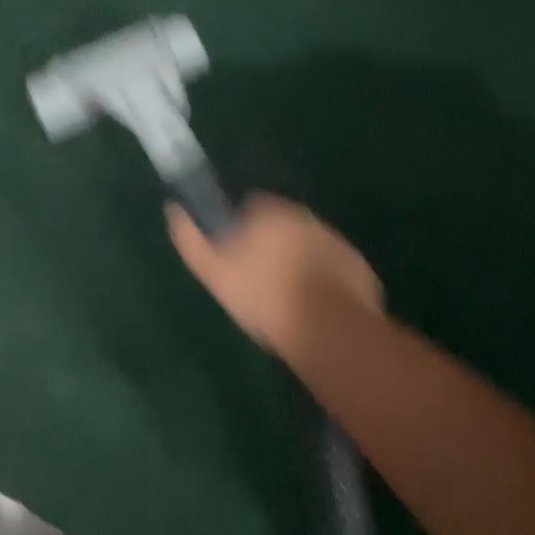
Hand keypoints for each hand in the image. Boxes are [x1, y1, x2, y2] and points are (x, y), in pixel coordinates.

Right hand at [167, 193, 383, 357]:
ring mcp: (336, 241)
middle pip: (283, 223)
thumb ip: (191, 240)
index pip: (252, 205)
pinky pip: (335, 267)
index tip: (239, 254)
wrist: (327, 330)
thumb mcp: (214, 273)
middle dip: (274, 243)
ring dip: (301, 261)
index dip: (243, 228)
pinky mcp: (359, 268)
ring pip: (310, 245)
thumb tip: (175, 210)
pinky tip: (317, 307)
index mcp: (269, 212)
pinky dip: (326, 279)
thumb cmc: (264, 296)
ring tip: (290, 298)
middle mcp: (305, 217)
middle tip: (263, 278)